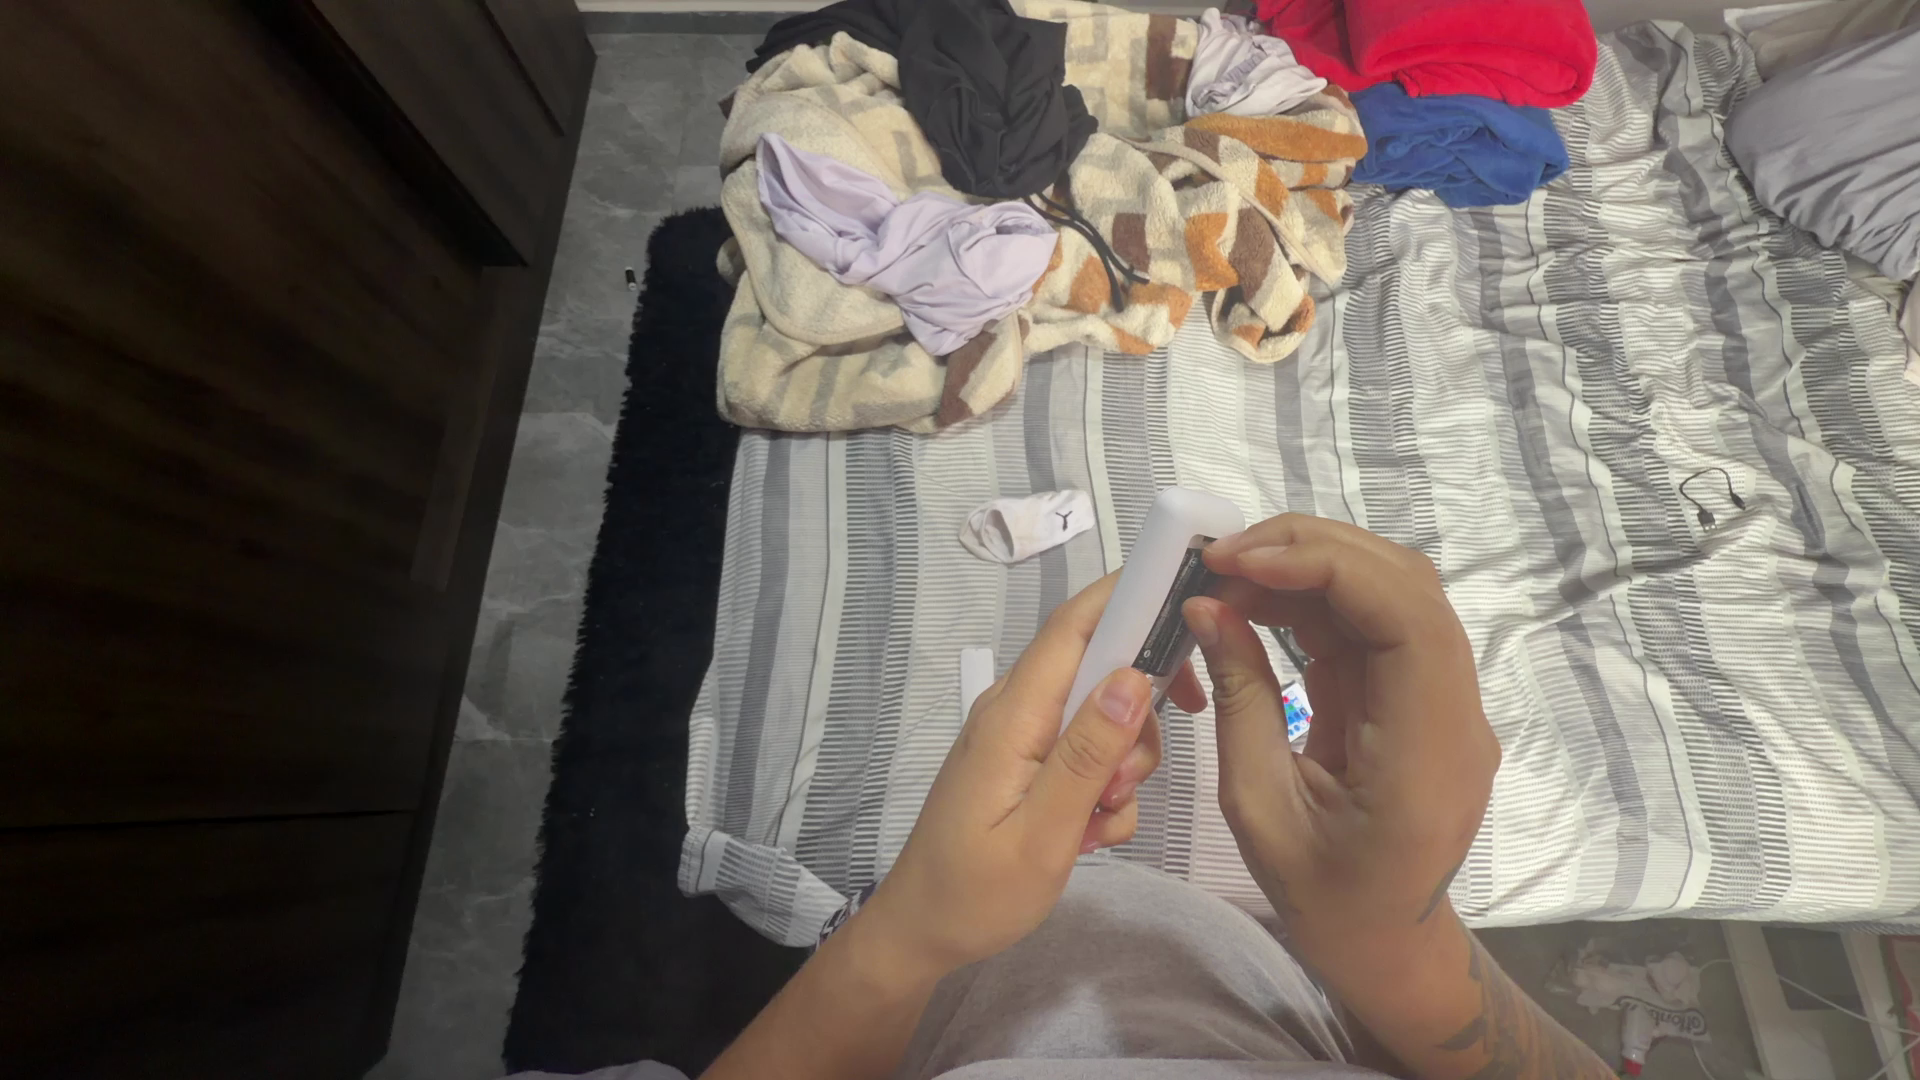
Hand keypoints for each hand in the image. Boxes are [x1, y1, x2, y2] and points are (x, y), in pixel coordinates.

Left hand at [851, 573, 1201, 979]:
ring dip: (1121, 765)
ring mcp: (1022, 733)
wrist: (925, 929)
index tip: (1187, 605)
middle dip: (1136, 719)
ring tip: (1095, 822)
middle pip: (1100, 670)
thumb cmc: (977, 890)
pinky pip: (1085, 752)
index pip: (1074, 625)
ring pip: (1102, 716)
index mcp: (1015, 711)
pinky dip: (1102, 788)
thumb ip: (1088, 753)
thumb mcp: (1044, 832)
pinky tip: (1085, 834)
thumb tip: (1132, 676)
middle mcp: (1017, 707)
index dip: (1128, 597)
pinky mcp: (1028, 759)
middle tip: (1126, 784)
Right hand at [1181, 514, 1500, 975]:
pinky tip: (1251, 600)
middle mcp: (1450, 708)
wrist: (1384, 940)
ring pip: (1382, 589)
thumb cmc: (1322, 893)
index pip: (1405, 617)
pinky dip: (1303, 597)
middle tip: (1219, 556)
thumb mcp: (1257, 804)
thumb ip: (1238, 699)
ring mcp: (1434, 695)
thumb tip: (1204, 608)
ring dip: (1302, 565)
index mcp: (1426, 749)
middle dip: (1307, 549)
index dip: (1324, 567)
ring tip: (1225, 574)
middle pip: (1400, 583)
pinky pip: (1361, 620)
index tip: (1238, 563)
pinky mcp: (1405, 691)